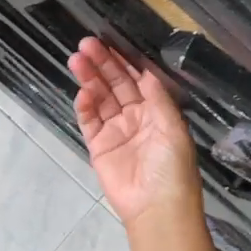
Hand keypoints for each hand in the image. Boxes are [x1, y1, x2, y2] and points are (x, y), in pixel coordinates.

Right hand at [68, 37, 202, 227]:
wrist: (157, 208)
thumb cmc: (172, 167)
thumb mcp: (173, 129)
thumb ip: (158, 99)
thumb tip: (147, 72)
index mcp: (156, 112)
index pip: (137, 80)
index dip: (123, 62)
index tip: (109, 43)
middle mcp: (134, 117)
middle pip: (115, 85)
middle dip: (101, 65)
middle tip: (85, 45)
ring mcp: (115, 131)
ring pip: (99, 98)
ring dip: (89, 79)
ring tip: (76, 60)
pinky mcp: (98, 146)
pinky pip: (89, 121)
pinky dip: (84, 106)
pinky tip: (82, 92)